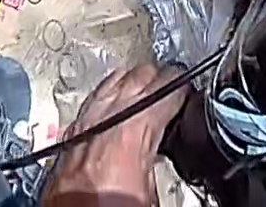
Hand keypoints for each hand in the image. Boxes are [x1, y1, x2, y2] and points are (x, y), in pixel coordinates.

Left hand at [41, 64, 186, 206]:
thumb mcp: (151, 193)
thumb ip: (163, 160)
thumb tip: (175, 158)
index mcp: (135, 125)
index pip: (168, 88)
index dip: (184, 88)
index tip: (190, 91)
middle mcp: (111, 111)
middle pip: (142, 73)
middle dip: (161, 78)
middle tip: (173, 88)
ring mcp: (89, 113)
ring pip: (118, 76)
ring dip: (136, 80)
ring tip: (149, 90)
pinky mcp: (74, 124)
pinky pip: (98, 92)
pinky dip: (113, 90)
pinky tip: (118, 100)